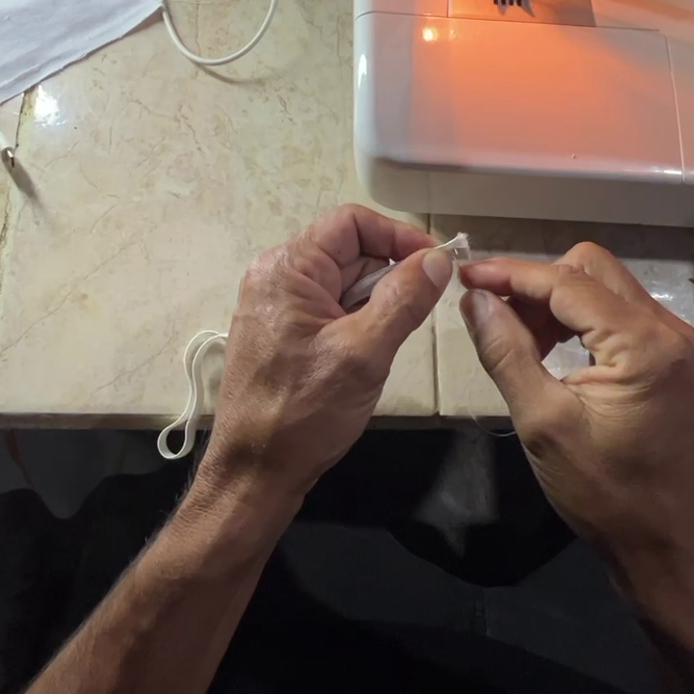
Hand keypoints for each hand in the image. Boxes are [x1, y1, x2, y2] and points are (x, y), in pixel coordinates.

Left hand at [201, 205, 450, 502]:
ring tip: (393, 337)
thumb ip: (404, 300)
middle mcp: (276, 275)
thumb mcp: (363, 353)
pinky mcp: (282, 329)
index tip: (436, 263)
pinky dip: (358, 318)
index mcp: (287, 268)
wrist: (255, 472)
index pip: (351, 222)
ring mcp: (277, 303)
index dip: (398, 235)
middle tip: (421, 309)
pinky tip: (371, 348)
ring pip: (343, 280)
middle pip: (349, 249)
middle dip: (390, 272)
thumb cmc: (304, 412)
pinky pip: (330, 305)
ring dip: (377, 299)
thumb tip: (438, 258)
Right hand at [459, 243, 693, 561]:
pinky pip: (613, 310)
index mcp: (644, 345)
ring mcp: (673, 340)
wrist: (656, 541)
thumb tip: (474, 299)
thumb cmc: (599, 490)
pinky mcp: (667, 354)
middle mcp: (668, 329)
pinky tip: (547, 345)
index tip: (465, 276)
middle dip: (534, 282)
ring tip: (516, 336)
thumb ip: (506, 351)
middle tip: (493, 312)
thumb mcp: (540, 421)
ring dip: (552, 299)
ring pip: (601, 284)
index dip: (511, 274)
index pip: (567, 283)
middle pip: (589, 268)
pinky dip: (574, 316)